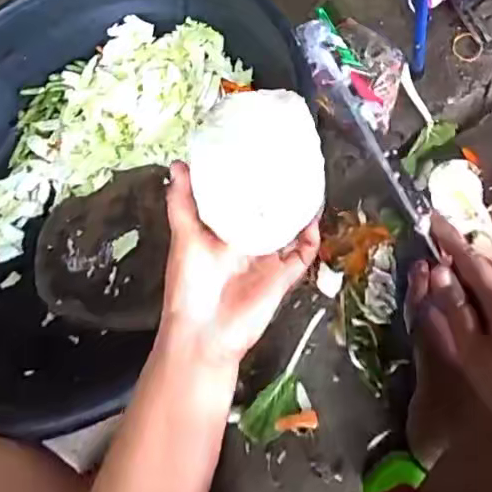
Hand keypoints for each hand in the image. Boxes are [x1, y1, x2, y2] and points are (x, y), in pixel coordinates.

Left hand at [159, 161, 319, 365]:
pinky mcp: (284, 276)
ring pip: (292, 230)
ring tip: (310, 186)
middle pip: (272, 214)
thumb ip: (182, 203)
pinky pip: (304, 253)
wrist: (204, 335)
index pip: (243, 202)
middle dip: (282, 194)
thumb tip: (178, 166)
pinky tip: (313, 219)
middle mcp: (250, 244)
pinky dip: (312, 238)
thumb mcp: (184, 238)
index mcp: (227, 234)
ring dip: (302, 211)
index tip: (259, 156)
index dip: (253, 182)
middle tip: (291, 166)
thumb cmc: (189, 287)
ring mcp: (269, 260)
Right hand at [410, 216, 491, 474]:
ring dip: (473, 270)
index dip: (449, 239)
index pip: (472, 261)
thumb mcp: (476, 361)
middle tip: (435, 238)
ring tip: (449, 265)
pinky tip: (475, 301)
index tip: (432, 217)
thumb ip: (457, 315)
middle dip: (460, 251)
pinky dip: (484, 290)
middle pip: (487, 267)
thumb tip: (439, 272)